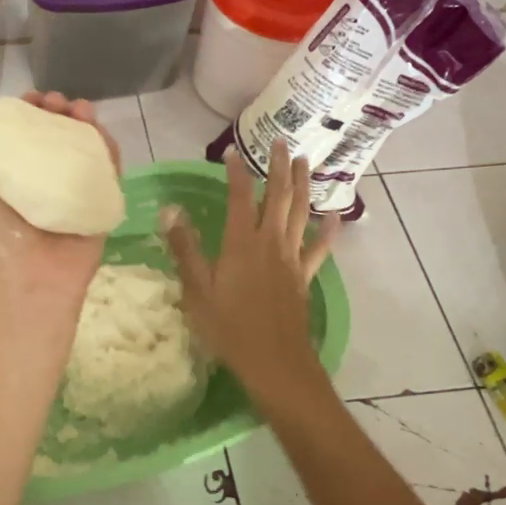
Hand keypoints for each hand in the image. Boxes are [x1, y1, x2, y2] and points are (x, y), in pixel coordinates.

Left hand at [0, 91, 118, 298]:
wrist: (29, 278)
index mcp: (13, 178)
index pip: (25, 135)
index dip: (29, 112)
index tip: (32, 98)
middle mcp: (45, 182)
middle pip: (58, 136)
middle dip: (59, 112)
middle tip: (58, 103)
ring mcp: (75, 193)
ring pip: (86, 148)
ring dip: (85, 122)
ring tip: (80, 109)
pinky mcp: (101, 205)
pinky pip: (109, 171)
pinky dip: (109, 147)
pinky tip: (101, 130)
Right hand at [165, 139, 335, 400]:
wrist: (274, 362)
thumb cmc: (229, 328)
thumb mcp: (197, 290)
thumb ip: (185, 248)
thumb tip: (170, 211)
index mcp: (241, 243)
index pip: (240, 196)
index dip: (236, 172)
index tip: (231, 151)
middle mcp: (270, 243)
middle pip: (279, 196)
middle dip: (279, 166)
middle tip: (281, 142)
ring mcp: (291, 259)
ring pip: (301, 213)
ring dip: (303, 185)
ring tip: (305, 161)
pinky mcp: (303, 277)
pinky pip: (320, 248)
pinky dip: (328, 230)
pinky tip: (335, 216)